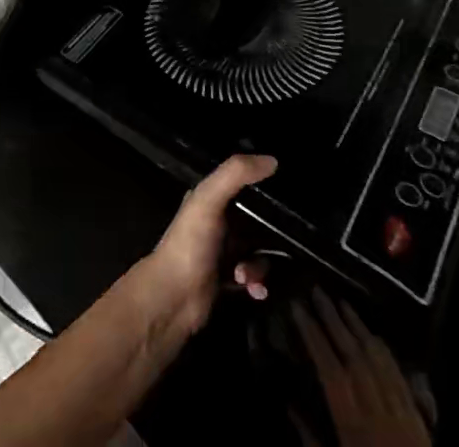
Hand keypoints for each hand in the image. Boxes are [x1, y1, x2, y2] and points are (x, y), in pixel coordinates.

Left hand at [133, 154, 277, 333]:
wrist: (171, 298)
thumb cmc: (190, 243)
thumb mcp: (209, 200)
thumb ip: (235, 174)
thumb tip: (272, 160)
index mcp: (209, 200)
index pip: (242, 188)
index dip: (262, 192)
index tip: (286, 200)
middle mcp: (216, 224)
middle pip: (255, 224)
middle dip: (267, 237)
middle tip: (271, 247)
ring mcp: (220, 253)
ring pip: (257, 252)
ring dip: (260, 265)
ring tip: (246, 276)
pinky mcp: (225, 280)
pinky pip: (253, 278)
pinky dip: (258, 283)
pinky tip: (255, 291)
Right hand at [291, 290, 430, 446]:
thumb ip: (309, 440)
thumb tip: (289, 404)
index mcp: (353, 425)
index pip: (330, 368)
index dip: (313, 334)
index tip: (297, 308)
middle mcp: (377, 410)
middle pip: (353, 354)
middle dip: (333, 319)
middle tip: (316, 291)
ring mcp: (400, 411)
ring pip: (377, 358)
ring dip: (358, 326)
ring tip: (340, 302)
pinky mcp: (417, 417)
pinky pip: (398, 374)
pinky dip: (383, 349)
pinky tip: (373, 335)